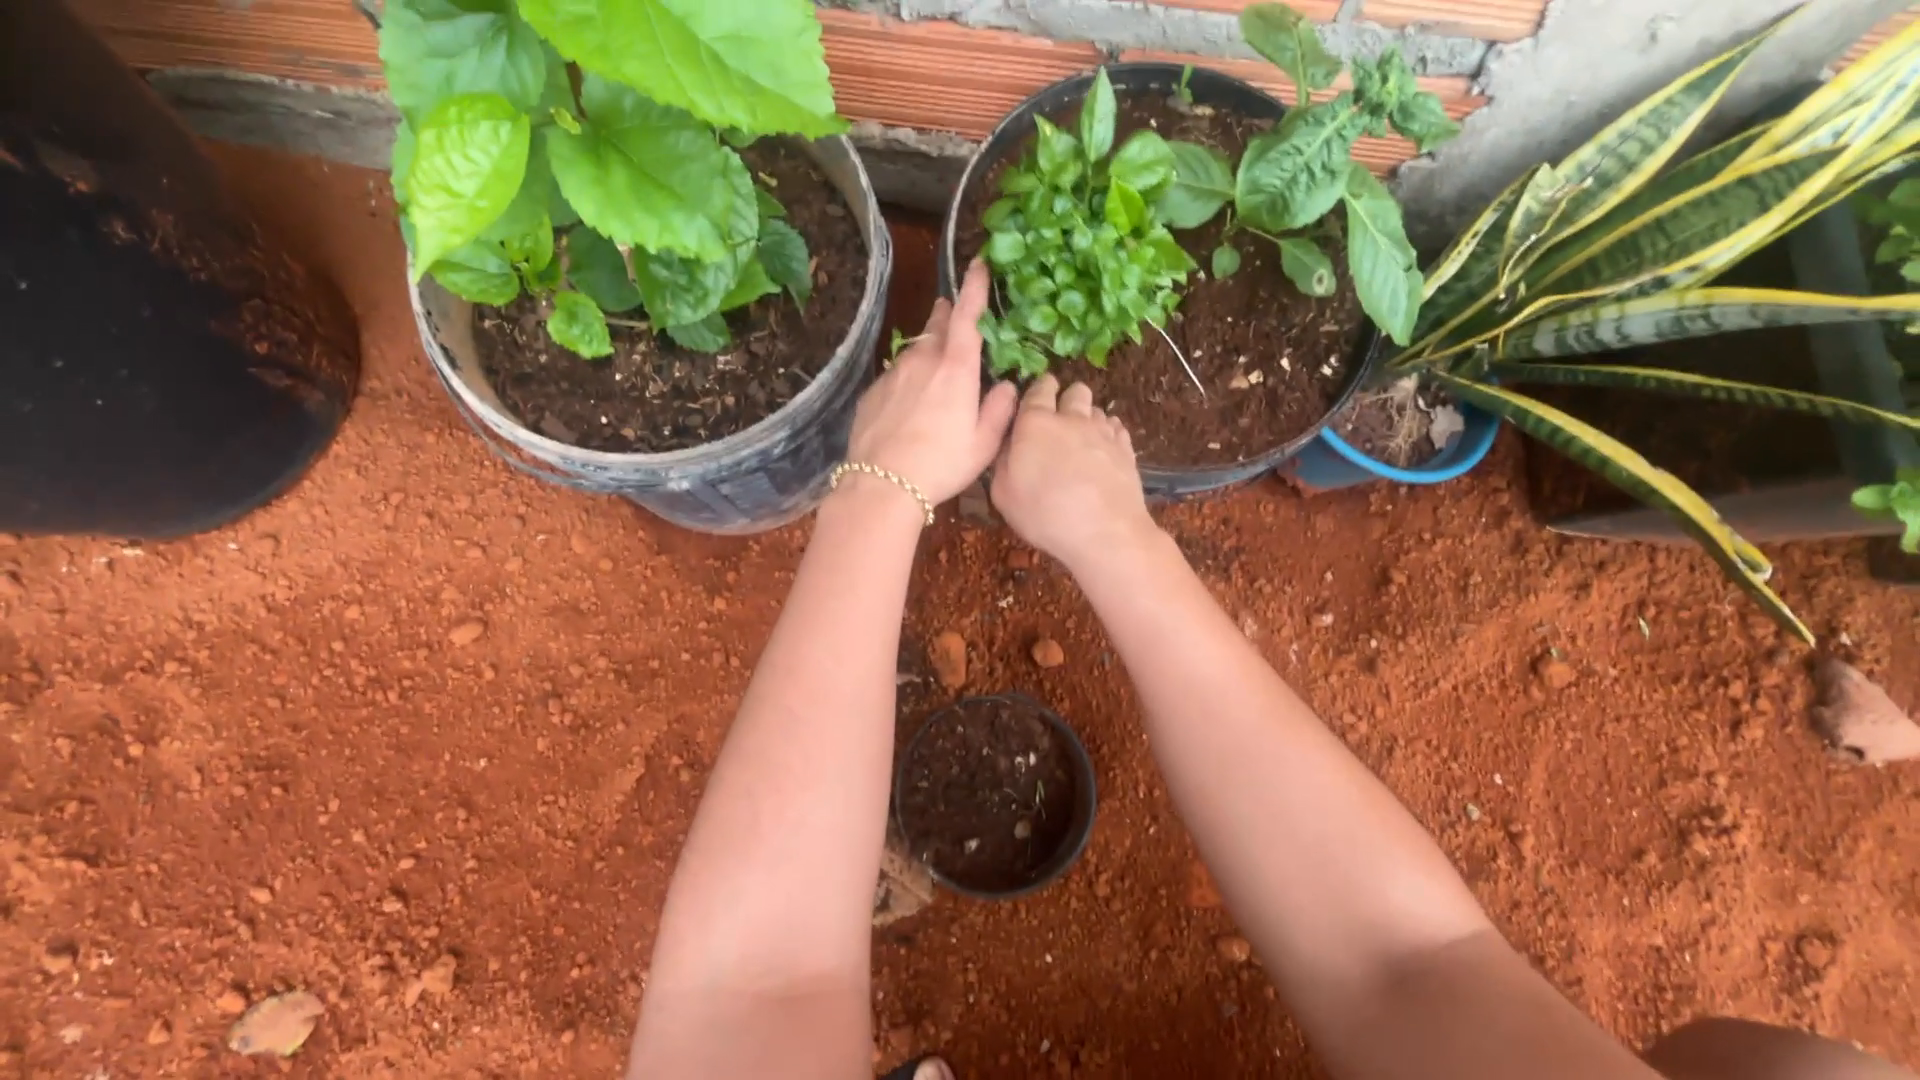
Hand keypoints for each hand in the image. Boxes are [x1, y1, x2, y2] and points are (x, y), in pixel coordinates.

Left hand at [843, 259, 1016, 504]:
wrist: (881, 485)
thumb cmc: (942, 464)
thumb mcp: (984, 444)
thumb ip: (1000, 410)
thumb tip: (1009, 386)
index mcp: (955, 368)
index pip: (967, 315)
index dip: (974, 287)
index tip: (978, 264)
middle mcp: (922, 361)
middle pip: (936, 327)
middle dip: (947, 315)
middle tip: (953, 311)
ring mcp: (893, 375)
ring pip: (914, 352)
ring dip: (927, 350)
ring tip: (935, 366)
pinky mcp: (872, 393)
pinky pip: (895, 376)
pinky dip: (907, 379)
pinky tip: (910, 403)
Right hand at [990, 375, 1158, 572]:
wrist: (1105, 533)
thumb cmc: (1045, 514)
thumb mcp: (1003, 494)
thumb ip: (1002, 461)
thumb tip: (1008, 445)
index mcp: (1036, 423)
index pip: (1038, 389)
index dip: (1038, 391)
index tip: (1035, 400)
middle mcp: (1072, 418)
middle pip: (1074, 391)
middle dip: (1066, 398)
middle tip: (1057, 423)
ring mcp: (1104, 432)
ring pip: (1096, 409)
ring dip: (1087, 418)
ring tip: (1080, 442)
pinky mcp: (1126, 449)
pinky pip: (1116, 429)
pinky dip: (1108, 435)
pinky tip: (1101, 454)